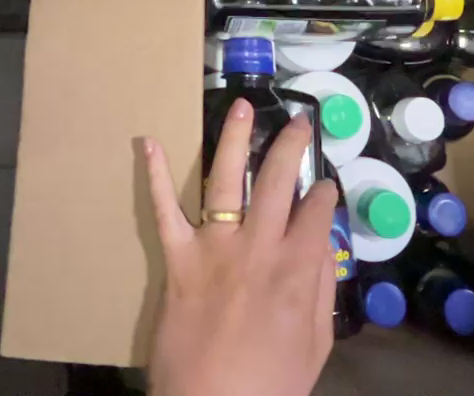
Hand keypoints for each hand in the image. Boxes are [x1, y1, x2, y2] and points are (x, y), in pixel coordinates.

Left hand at [141, 99, 338, 395]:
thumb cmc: (269, 385)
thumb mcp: (315, 345)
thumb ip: (321, 290)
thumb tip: (322, 244)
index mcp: (296, 270)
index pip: (316, 212)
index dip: (324, 192)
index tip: (325, 182)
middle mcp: (257, 246)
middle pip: (278, 181)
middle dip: (291, 144)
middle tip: (298, 121)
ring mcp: (213, 246)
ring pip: (225, 179)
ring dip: (234, 138)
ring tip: (240, 106)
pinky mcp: (177, 256)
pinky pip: (163, 209)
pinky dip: (154, 175)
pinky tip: (149, 141)